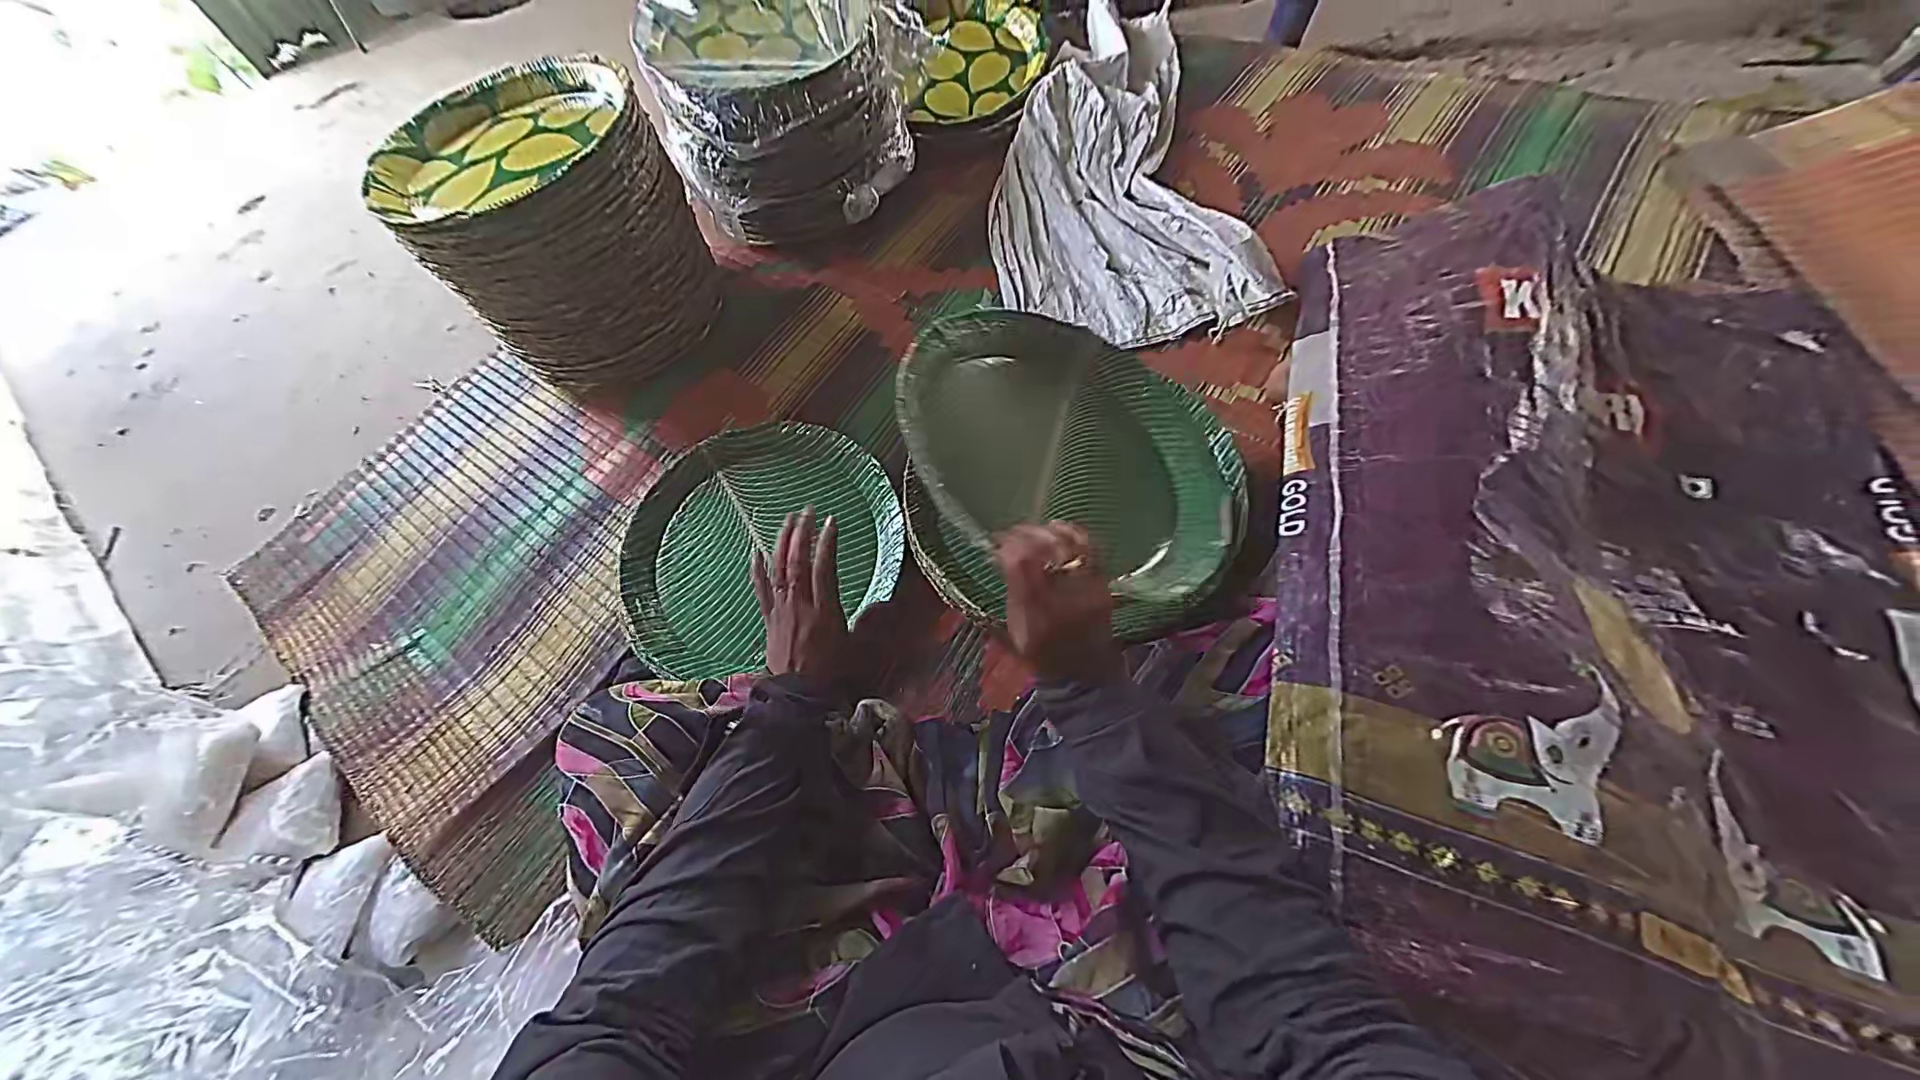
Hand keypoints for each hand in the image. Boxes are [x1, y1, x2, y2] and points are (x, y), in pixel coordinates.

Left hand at [751, 508, 849, 687]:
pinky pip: (761, 589)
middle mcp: (801, 606)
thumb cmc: (832, 674)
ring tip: (788, 520)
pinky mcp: (769, 618)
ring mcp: (782, 611)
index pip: (824, 568)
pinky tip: (756, 551)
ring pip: (779, 569)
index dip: (827, 543)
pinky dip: (758, 569)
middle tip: (807, 511)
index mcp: (825, 611)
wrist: (797, 698)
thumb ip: (867, 623)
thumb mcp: (856, 647)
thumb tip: (882, 606)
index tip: (831, 522)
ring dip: (782, 542)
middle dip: (802, 533)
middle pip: (798, 561)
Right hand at [995, 522, 1122, 683]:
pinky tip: (1059, 532)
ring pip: (1071, 544)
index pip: (1021, 563)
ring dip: (1050, 531)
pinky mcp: (1103, 585)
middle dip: (1027, 534)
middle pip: (1047, 548)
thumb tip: (1000, 556)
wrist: (1084, 674)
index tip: (1000, 541)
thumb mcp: (1015, 634)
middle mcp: (1064, 596)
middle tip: (1015, 533)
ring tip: (1036, 531)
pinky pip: (1090, 549)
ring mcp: (1088, 588)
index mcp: (1036, 611)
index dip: (1010, 546)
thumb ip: (1010, 595)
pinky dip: (1074, 535)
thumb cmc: (1043, 656)